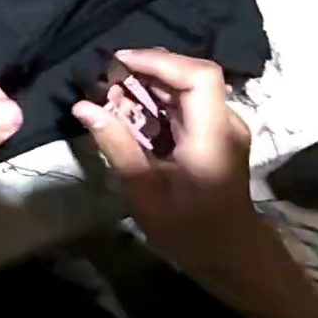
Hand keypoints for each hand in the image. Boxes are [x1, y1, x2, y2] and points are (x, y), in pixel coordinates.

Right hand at [72, 48, 274, 288]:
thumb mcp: (145, 192)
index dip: (160, 61)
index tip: (120, 61)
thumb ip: (117, 145)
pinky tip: (135, 110)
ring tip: (115, 91)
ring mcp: (225, 125)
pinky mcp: (218, 130)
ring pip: (189, 85)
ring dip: (152, 82)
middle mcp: (226, 121)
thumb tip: (83, 106)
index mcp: (213, 135)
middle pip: (192, 74)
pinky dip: (160, 98)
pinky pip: (189, 101)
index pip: (199, 76)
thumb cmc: (189, 230)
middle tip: (110, 77)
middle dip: (149, 68)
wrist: (233, 256)